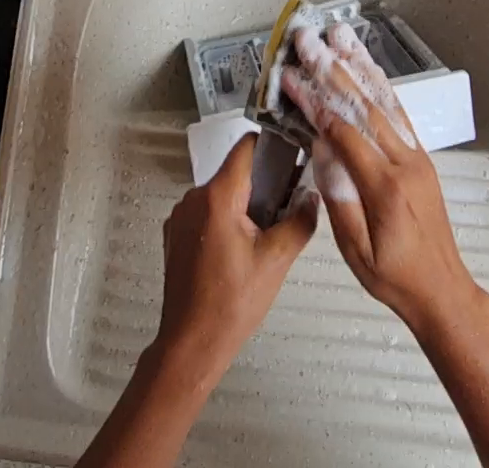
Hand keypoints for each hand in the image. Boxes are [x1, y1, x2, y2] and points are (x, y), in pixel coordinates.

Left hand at [155, 133, 317, 370]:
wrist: (192, 342)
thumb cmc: (234, 302)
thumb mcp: (277, 260)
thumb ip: (299, 221)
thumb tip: (313, 197)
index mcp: (218, 196)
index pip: (245, 148)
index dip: (271, 145)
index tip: (293, 155)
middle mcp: (194, 197)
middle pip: (235, 173)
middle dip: (262, 184)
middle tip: (288, 207)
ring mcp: (180, 216)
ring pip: (221, 194)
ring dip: (243, 205)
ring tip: (264, 236)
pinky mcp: (175, 234)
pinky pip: (206, 213)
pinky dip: (224, 221)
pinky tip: (239, 250)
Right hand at [280, 23, 484, 329]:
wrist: (442, 290)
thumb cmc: (398, 277)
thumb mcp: (356, 249)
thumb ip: (338, 197)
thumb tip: (320, 153)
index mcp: (385, 187)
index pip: (343, 132)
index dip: (314, 102)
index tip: (292, 80)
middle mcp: (405, 164)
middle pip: (363, 105)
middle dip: (332, 69)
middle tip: (310, 41)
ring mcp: (415, 157)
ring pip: (384, 100)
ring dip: (358, 65)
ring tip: (340, 37)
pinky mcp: (419, 157)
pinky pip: (397, 112)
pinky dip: (380, 85)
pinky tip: (366, 67)